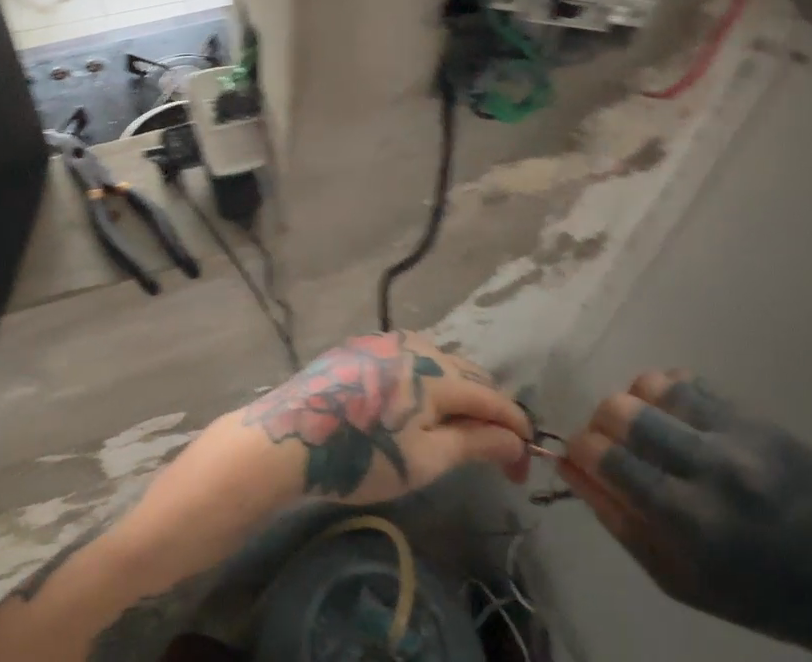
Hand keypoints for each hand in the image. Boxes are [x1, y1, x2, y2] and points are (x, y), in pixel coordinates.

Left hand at [238, 331, 532, 503]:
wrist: (287, 437)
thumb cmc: (361, 456)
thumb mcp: (426, 460)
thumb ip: (476, 444)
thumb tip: (517, 441)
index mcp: (438, 373)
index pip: (494, 399)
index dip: (516, 432)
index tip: (523, 467)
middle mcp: (415, 347)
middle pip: (469, 376)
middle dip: (488, 412)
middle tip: (493, 453)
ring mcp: (383, 344)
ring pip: (439, 364)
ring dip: (457, 394)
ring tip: (456, 431)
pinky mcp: (358, 350)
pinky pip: (409, 361)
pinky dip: (426, 384)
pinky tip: (416, 409)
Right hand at [559, 370, 811, 652]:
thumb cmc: (751, 592)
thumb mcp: (674, 575)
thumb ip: (615, 516)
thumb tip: (567, 463)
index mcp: (688, 519)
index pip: (605, 456)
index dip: (580, 450)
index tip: (583, 457)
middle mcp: (712, 469)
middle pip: (623, 411)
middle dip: (602, 423)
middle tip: (611, 442)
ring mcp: (740, 437)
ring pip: (656, 385)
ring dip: (637, 403)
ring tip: (648, 428)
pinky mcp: (760, 419)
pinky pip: (694, 383)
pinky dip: (670, 396)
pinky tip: (677, 420)